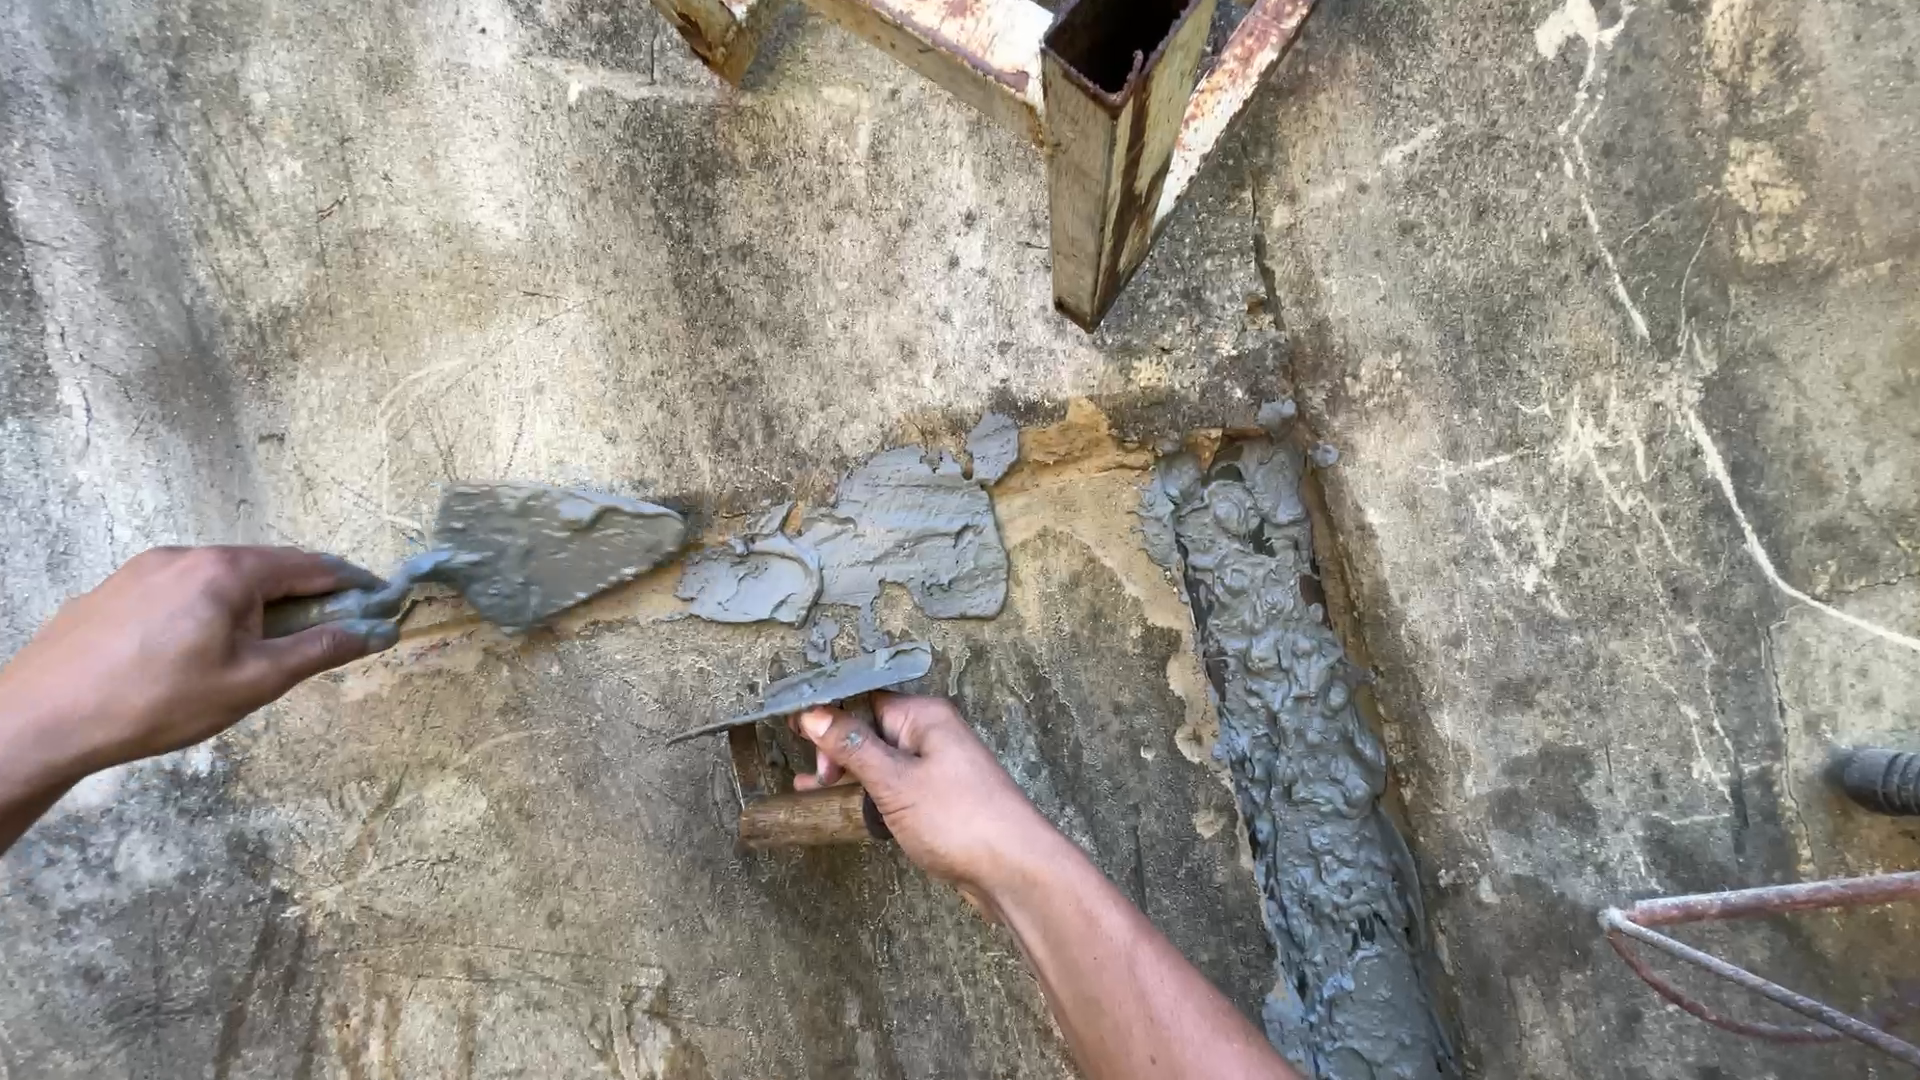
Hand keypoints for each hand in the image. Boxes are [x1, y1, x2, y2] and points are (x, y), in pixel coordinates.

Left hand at [0, 546, 397, 785]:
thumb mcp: (258, 680)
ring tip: (264, 644)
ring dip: (262, 601)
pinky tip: (204, 646)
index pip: (316, 566)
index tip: (382, 605)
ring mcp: (143, 569)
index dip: (355, 585)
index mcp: (228, 570)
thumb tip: (380, 631)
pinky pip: (187, 587)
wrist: (30, 727)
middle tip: (326, 632)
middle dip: (308, 595)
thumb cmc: (158, 702)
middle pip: (272, 566)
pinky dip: (217, 606)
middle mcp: (187, 555)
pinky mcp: (112, 590)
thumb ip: (325, 648)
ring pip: (228, 576)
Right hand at [791, 694, 1063, 899]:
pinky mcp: (938, 797)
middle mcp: (932, 733)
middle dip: (836, 748)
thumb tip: (813, 714)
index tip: (793, 731)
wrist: (1013, 869)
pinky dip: (867, 792)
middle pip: (871, 729)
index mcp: (924, 716)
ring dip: (847, 772)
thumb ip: (852, 747)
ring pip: (880, 760)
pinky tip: (841, 804)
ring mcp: (937, 766)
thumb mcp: (894, 781)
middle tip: (812, 778)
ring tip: (806, 789)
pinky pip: (893, 785)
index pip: (866, 700)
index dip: (830, 714)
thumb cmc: (955, 817)